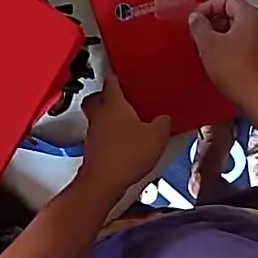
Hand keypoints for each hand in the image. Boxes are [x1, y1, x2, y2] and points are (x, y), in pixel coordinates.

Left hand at [76, 76, 172, 195]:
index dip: (118, 78)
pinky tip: (122, 143)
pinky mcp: (92, 149)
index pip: (112, 81)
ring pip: (97, 117)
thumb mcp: (157, 136)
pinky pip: (100, 135)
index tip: (123, 77)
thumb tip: (164, 119)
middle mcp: (99, 114)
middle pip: (97, 97)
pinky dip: (108, 136)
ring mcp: (93, 132)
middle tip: (118, 98)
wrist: (105, 180)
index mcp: (114, 103)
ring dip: (107, 117)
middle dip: (106, 96)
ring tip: (124, 122)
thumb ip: (163, 123)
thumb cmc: (127, 154)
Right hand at [190, 0, 257, 111]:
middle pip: (234, 14)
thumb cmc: (237, 70)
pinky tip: (221, 60)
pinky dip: (232, 48)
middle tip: (200, 32)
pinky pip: (245, 46)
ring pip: (239, 31)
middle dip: (214, 22)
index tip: (196, 18)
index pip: (226, 0)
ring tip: (208, 47)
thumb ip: (199, 26)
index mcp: (250, 15)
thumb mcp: (208, 44)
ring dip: (222, 36)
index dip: (207, 7)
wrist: (256, 96)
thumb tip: (196, 19)